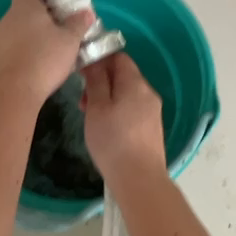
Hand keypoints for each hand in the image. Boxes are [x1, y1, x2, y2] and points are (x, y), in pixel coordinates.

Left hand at [0, 0, 92, 104]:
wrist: (14, 90)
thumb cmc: (45, 58)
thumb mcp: (70, 41)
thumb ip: (78, 24)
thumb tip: (86, 13)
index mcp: (25, 7)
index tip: (56, 9)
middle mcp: (6, 18)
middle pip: (22, 12)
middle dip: (37, 20)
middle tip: (56, 33)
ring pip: (13, 32)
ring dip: (26, 38)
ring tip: (44, 53)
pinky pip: (6, 50)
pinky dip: (16, 55)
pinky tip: (29, 68)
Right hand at [80, 53, 165, 181]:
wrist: (139, 178)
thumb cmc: (113, 140)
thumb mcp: (97, 108)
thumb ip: (96, 81)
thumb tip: (94, 61)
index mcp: (135, 83)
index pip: (119, 57)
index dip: (99, 60)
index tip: (81, 73)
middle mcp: (148, 93)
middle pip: (123, 76)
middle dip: (101, 82)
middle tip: (82, 101)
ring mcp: (153, 111)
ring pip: (127, 94)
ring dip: (107, 98)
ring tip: (91, 117)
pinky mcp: (152, 128)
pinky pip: (133, 109)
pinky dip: (117, 111)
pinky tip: (106, 129)